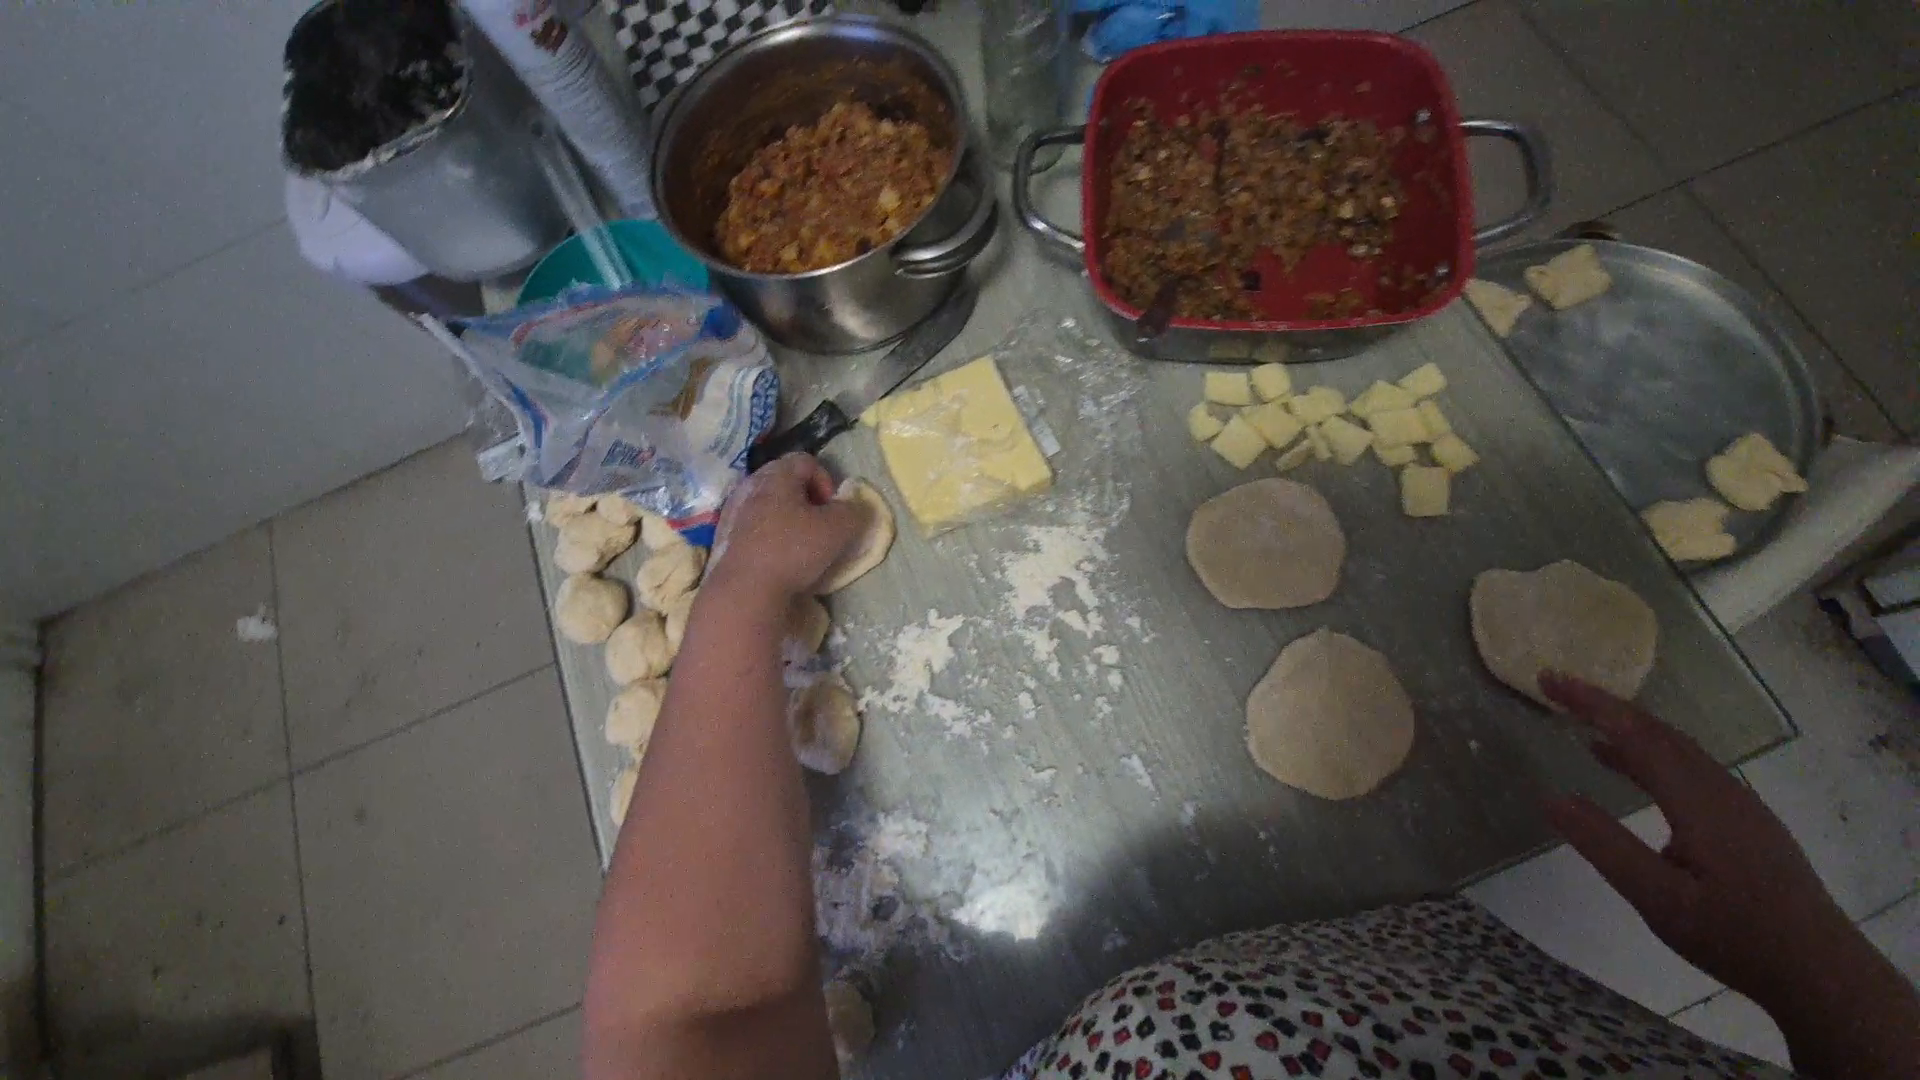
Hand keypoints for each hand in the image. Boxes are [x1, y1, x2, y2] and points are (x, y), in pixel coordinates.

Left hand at [709, 454, 862, 598]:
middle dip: (808, 499)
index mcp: (777, 476)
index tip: (832, 509)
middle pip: (785, 480)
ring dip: (788, 517)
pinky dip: (770, 534)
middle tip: (820, 524)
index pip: (806, 461)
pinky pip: (754, 525)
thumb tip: (852, 506)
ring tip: (800, 542)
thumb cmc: (793, 551)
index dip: (827, 481)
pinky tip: (779, 557)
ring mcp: (734, 511)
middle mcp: (751, 486)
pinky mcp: (725, 537)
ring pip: (769, 504)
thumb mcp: (838, 529)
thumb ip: (852, 511)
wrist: (745, 591)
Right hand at [1537, 672, 1854, 1009]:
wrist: (1825, 978)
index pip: (1640, 737)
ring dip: (1626, 725)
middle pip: (1660, 733)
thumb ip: (1604, 845)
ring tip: (1579, 717)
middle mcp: (1724, 792)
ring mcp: (1739, 806)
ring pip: (1676, 748)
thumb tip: (1550, 797)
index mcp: (1702, 803)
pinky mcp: (1743, 821)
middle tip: (1554, 686)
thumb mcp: (1657, 899)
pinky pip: (1686, 767)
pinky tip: (1621, 762)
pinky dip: (1646, 750)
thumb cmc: (1735, 936)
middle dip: (1605, 705)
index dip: (1593, 704)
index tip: (1549, 679)